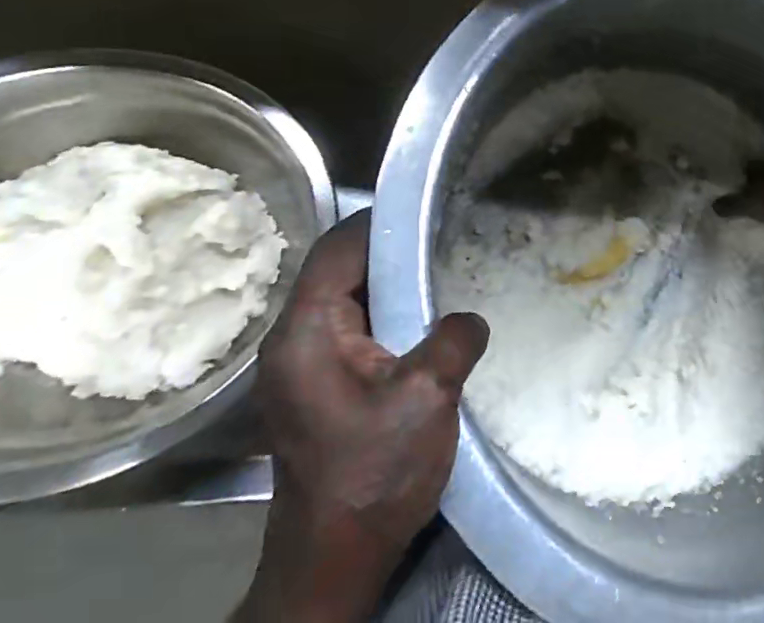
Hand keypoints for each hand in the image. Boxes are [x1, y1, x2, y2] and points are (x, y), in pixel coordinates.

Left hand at [237, 210, 488, 622]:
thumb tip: (471, 316)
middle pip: (337, 270)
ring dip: (388, 282)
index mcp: (306, 332)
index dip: (378, 221)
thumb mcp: (427, 399)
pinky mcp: (316, 385)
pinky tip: (424, 314)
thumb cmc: (373, 475)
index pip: (336, 249)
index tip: (425, 205)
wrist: (334, 558)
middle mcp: (292, 339)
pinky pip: (350, 328)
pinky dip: (385, 312)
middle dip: (388, 248)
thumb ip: (454, 339)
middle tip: (441, 230)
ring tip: (439, 264)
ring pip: (345, 299)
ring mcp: (301, 364)